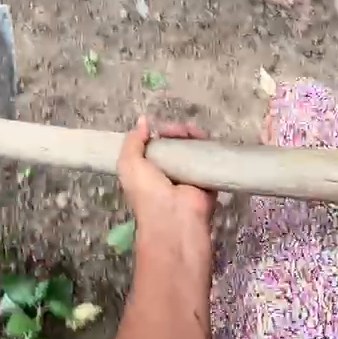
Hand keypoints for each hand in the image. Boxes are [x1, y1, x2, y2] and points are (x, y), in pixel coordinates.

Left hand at [117, 116, 215, 272]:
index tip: (158, 127)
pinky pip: (208, 157)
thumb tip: (143, 121)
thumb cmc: (147, 192)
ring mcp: (188, 175)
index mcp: (148, 171)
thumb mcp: (129, 164)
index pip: (154, 146)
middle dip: (175, 132)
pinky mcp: (207, 178)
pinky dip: (208, 145)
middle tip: (178, 130)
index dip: (156, 133)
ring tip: (192, 132)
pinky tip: (204, 138)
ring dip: (191, 136)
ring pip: (191, 147)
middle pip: (174, 144)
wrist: (174, 217)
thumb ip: (132, 141)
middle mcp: (168, 173)